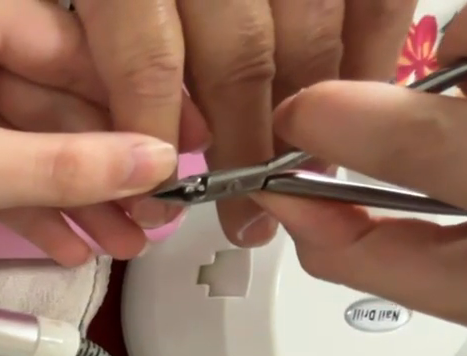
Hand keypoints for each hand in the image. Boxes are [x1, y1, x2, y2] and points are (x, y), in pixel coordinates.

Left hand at [0, 0, 180, 289]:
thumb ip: (65, 167)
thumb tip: (152, 166)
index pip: (71, 46)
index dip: (130, 103)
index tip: (178, 146)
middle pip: (55, 99)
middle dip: (103, 165)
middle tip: (158, 208)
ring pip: (31, 143)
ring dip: (76, 196)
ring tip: (126, 240)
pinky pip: (0, 170)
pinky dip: (32, 208)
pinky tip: (74, 243)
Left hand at [77, 0, 419, 245]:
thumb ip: (96, 47)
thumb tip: (127, 138)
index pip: (146, 64)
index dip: (153, 141)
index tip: (155, 199)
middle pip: (237, 57)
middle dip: (244, 147)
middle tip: (244, 215)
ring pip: (311, 28)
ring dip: (311, 112)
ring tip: (301, 170)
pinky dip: (371, 45)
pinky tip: (360, 95)